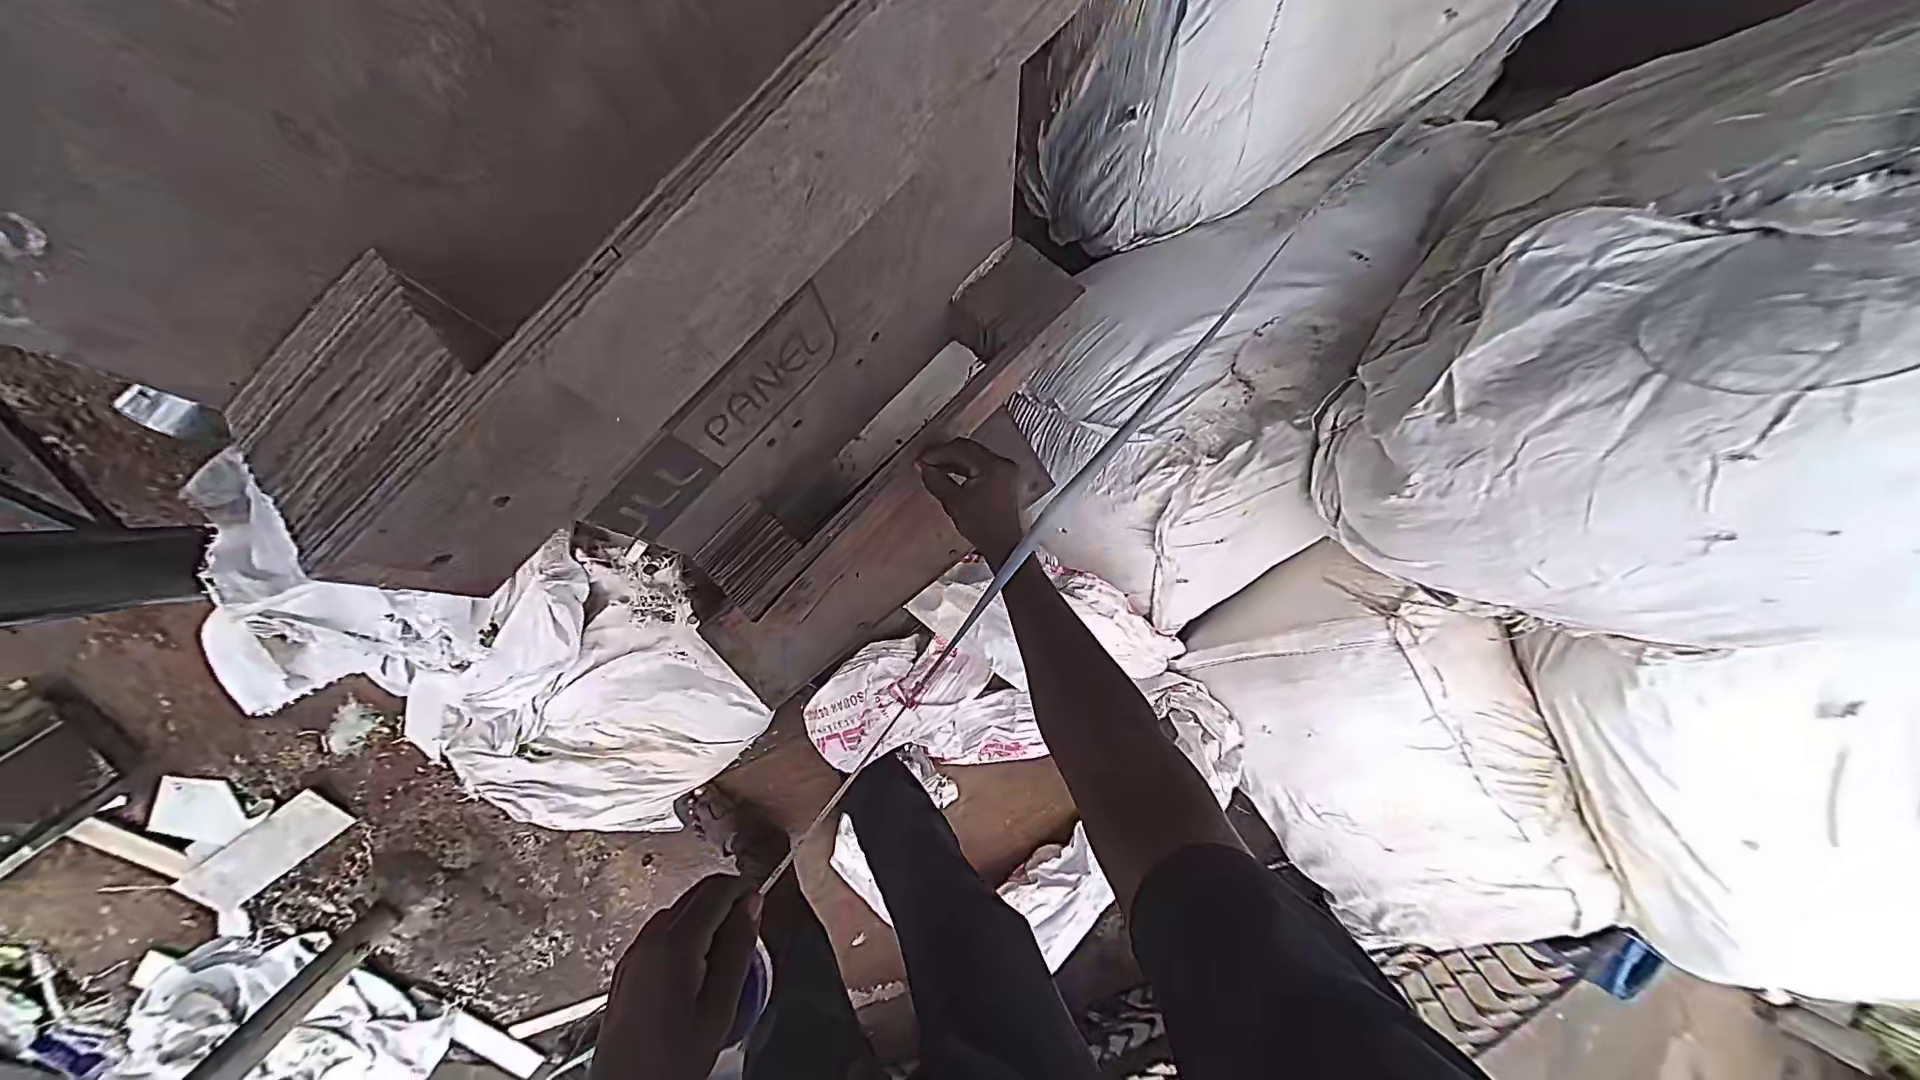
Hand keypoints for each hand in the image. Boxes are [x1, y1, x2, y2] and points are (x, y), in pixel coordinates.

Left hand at [590, 875, 761, 1079]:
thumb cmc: (672, 1062)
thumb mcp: (720, 1006)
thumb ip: (739, 946)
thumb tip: (753, 904)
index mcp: (675, 942)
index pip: (717, 890)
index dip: (744, 890)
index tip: (760, 903)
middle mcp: (650, 939)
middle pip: (697, 894)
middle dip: (727, 900)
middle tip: (749, 927)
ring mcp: (635, 954)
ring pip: (680, 910)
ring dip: (707, 916)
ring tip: (727, 950)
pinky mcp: (627, 971)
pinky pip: (663, 932)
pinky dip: (687, 933)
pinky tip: (699, 966)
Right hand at [919, 439, 1024, 568]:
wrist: (1005, 546)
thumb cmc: (984, 528)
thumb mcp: (954, 503)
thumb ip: (937, 481)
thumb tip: (925, 468)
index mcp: (992, 467)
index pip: (960, 448)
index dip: (937, 452)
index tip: (921, 459)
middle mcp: (1003, 463)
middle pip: (968, 449)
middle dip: (945, 454)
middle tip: (926, 462)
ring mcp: (1006, 469)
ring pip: (974, 455)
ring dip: (954, 460)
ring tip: (935, 468)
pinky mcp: (1006, 477)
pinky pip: (981, 464)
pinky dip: (965, 467)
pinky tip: (951, 473)